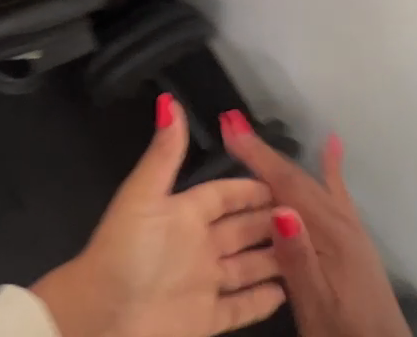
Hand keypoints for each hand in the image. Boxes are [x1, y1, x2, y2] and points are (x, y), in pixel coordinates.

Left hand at [32, 95, 286, 336]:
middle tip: (308, 215)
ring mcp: (203, 282)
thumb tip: (169, 101)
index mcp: (182, 212)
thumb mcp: (144, 194)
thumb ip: (165, 153)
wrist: (107, 313)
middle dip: (269, 220)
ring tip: (309, 250)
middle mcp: (196, 245)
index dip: (249, 187)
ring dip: (274, 258)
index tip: (282, 179)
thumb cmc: (126, 250)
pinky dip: (262, 300)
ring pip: (247, 266)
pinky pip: (241, 307)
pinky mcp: (208, 318)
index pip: (222, 194)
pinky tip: (287, 293)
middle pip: (240, 228)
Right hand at [219, 113, 411, 336]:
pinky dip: (331, 168)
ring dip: (280, 160)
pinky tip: (331, 145)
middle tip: (229, 127)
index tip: (228, 128)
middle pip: (298, 179)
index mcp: (330, 238)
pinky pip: (337, 195)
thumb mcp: (316, 306)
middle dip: (263, 152)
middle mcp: (342, 225)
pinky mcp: (354, 241)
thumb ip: (298, 258)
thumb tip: (280, 209)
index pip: (287, 186)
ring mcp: (351, 231)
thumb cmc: (345, 336)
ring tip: (251, 138)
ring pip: (311, 185)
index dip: (257, 156)